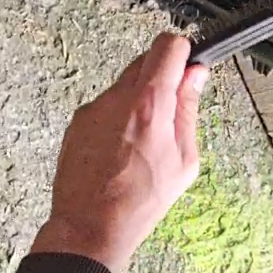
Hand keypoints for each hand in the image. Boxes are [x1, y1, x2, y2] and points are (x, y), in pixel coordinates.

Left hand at [30, 32, 207, 272]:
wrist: (90, 226)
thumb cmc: (136, 203)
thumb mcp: (183, 160)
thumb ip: (188, 110)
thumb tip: (195, 79)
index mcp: (149, 103)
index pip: (168, 46)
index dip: (183, 54)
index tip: (188, 68)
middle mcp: (116, 99)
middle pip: (144, 61)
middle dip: (162, 77)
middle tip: (171, 110)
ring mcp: (92, 110)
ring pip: (122, 86)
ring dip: (137, 101)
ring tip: (143, 141)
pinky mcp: (77, 124)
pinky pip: (104, 108)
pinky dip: (116, 119)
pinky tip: (121, 150)